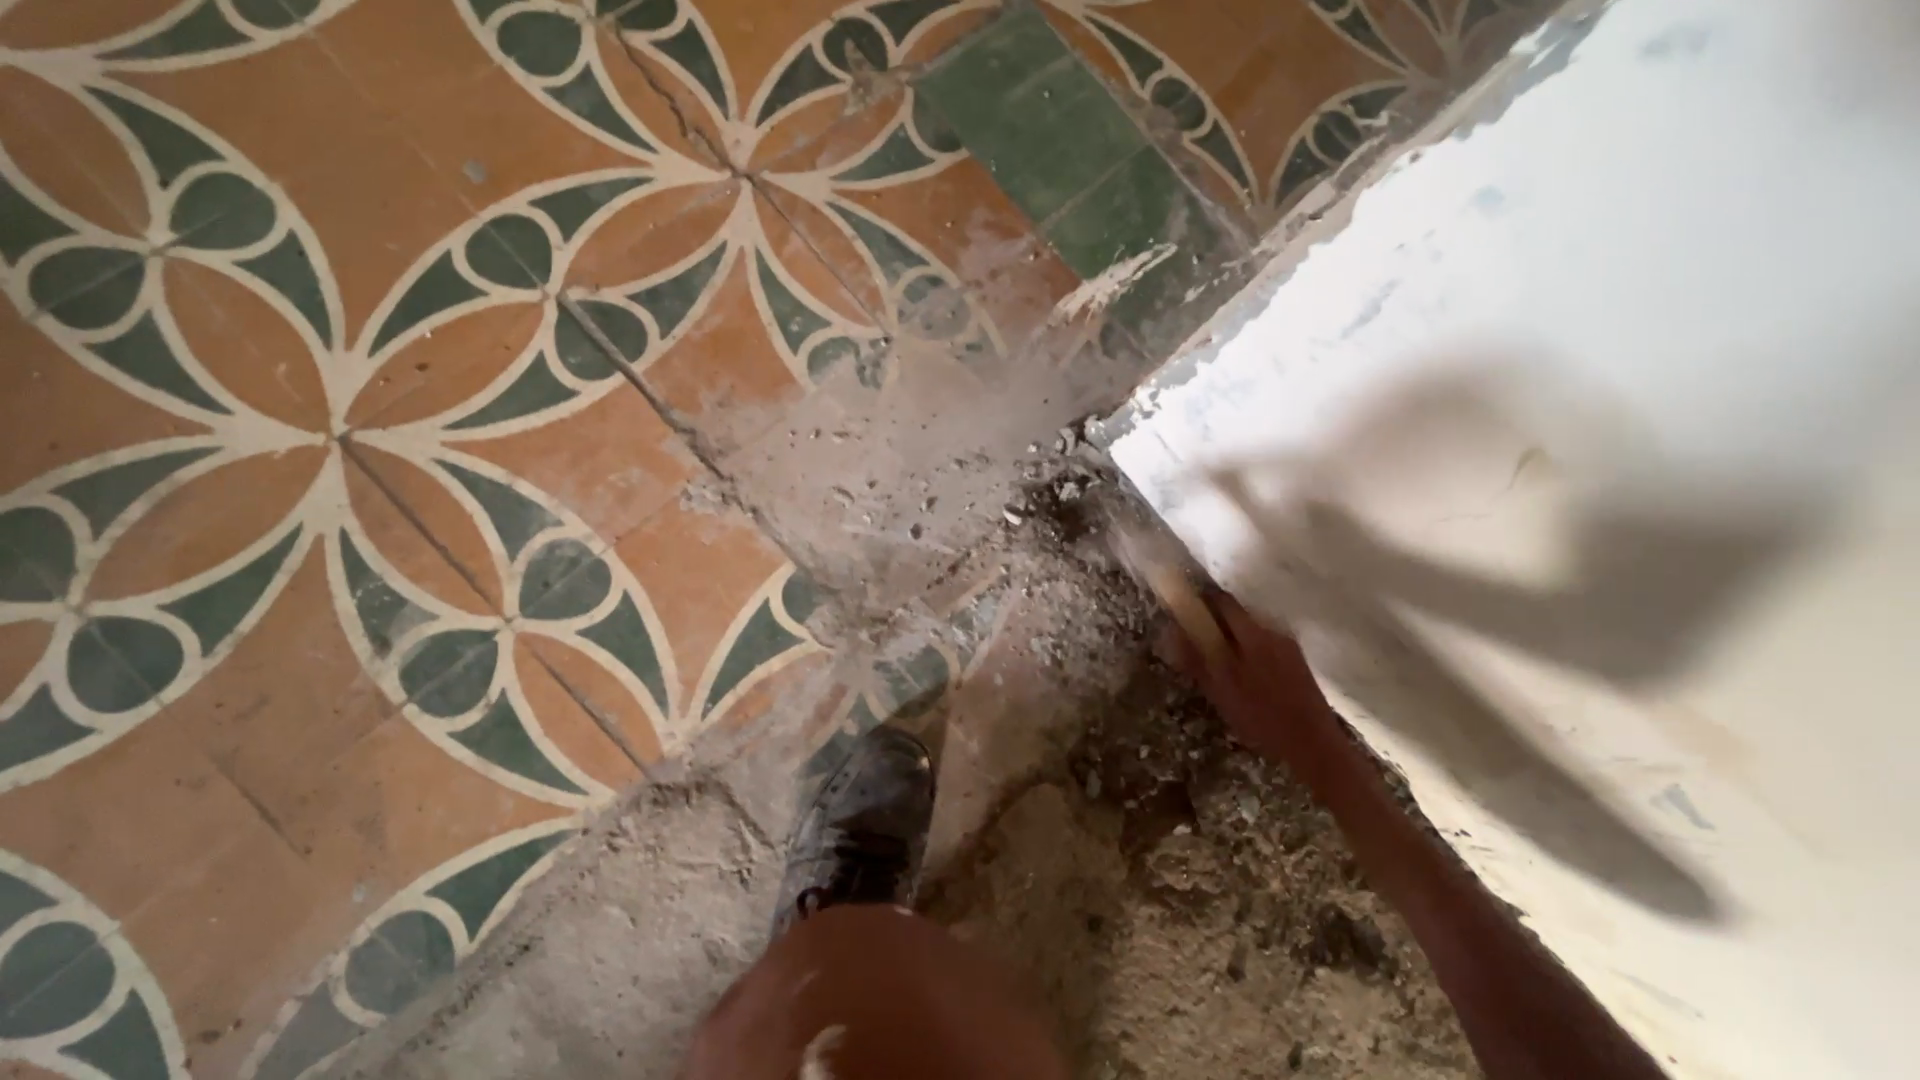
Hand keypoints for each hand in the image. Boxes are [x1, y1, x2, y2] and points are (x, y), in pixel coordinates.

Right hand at [1159, 592, 1341, 767]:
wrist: (1312, 743)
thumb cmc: (1261, 717)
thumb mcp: (1220, 691)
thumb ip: (1195, 658)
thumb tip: (1170, 632)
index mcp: (1252, 634)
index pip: (1222, 602)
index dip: (1201, 602)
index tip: (1184, 611)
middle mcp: (1272, 631)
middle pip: (1238, 615)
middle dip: (1216, 622)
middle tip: (1198, 642)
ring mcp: (1288, 645)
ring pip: (1252, 630)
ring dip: (1234, 637)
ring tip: (1220, 662)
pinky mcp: (1298, 661)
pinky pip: (1266, 644)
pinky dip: (1250, 650)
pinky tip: (1246, 675)